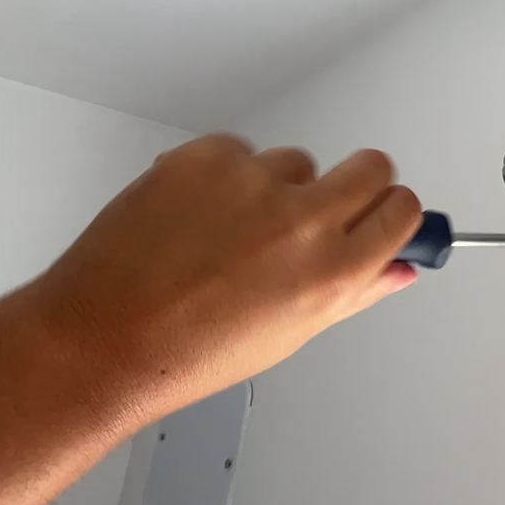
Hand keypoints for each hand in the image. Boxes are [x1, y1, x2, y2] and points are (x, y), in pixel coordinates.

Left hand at [25, 136, 422, 421]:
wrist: (102, 338)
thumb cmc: (189, 353)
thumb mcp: (291, 333)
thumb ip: (355, 292)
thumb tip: (397, 269)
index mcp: (332, 272)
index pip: (402, 209)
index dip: (392, 211)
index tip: (381, 213)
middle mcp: (302, 220)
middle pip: (373, 165)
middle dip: (360, 181)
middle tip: (322, 206)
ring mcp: (253, 182)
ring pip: (297, 160)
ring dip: (278, 186)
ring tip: (231, 229)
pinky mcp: (207, 157)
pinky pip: (240, 152)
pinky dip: (225, 177)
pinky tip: (196, 215)